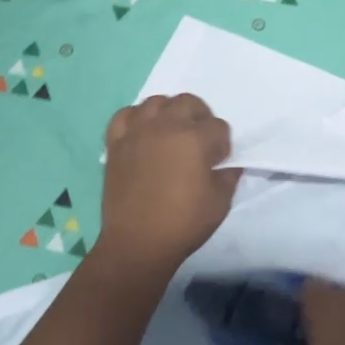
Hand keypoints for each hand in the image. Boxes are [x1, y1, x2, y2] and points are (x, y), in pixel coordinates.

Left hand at [97, 94, 240, 272]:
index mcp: (194, 139)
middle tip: (200, 141)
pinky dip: (136, 118)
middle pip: (188, 102)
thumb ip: (228, 176)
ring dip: (169, 112)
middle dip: (200, 117)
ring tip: (172, 133)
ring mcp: (137, 133)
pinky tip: (143, 133)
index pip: (219, 126)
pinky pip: (125, 116)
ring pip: (156, 102)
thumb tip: (227, 166)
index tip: (219, 162)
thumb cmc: (184, 223)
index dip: (223, 144)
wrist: (137, 243)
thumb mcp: (220, 202)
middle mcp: (165, 127)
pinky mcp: (116, 144)